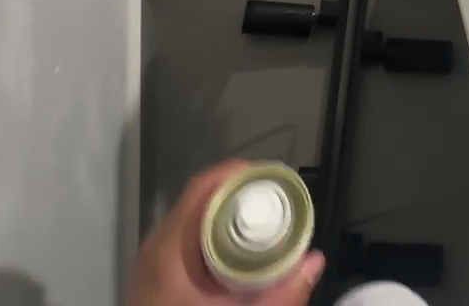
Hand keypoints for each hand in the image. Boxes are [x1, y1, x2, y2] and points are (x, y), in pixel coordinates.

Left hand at [129, 161, 324, 305]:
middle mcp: (156, 250)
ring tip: (263, 222)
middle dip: (240, 196)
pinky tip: (238, 254)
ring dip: (228, 217)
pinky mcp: (156, 284)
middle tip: (275, 201)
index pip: (202, 188)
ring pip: (193, 222)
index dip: (237, 174)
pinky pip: (187, 243)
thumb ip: (282, 295)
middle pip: (200, 201)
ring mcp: (152, 268)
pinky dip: (215, 237)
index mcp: (168, 250)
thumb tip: (315, 261)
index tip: (271, 178)